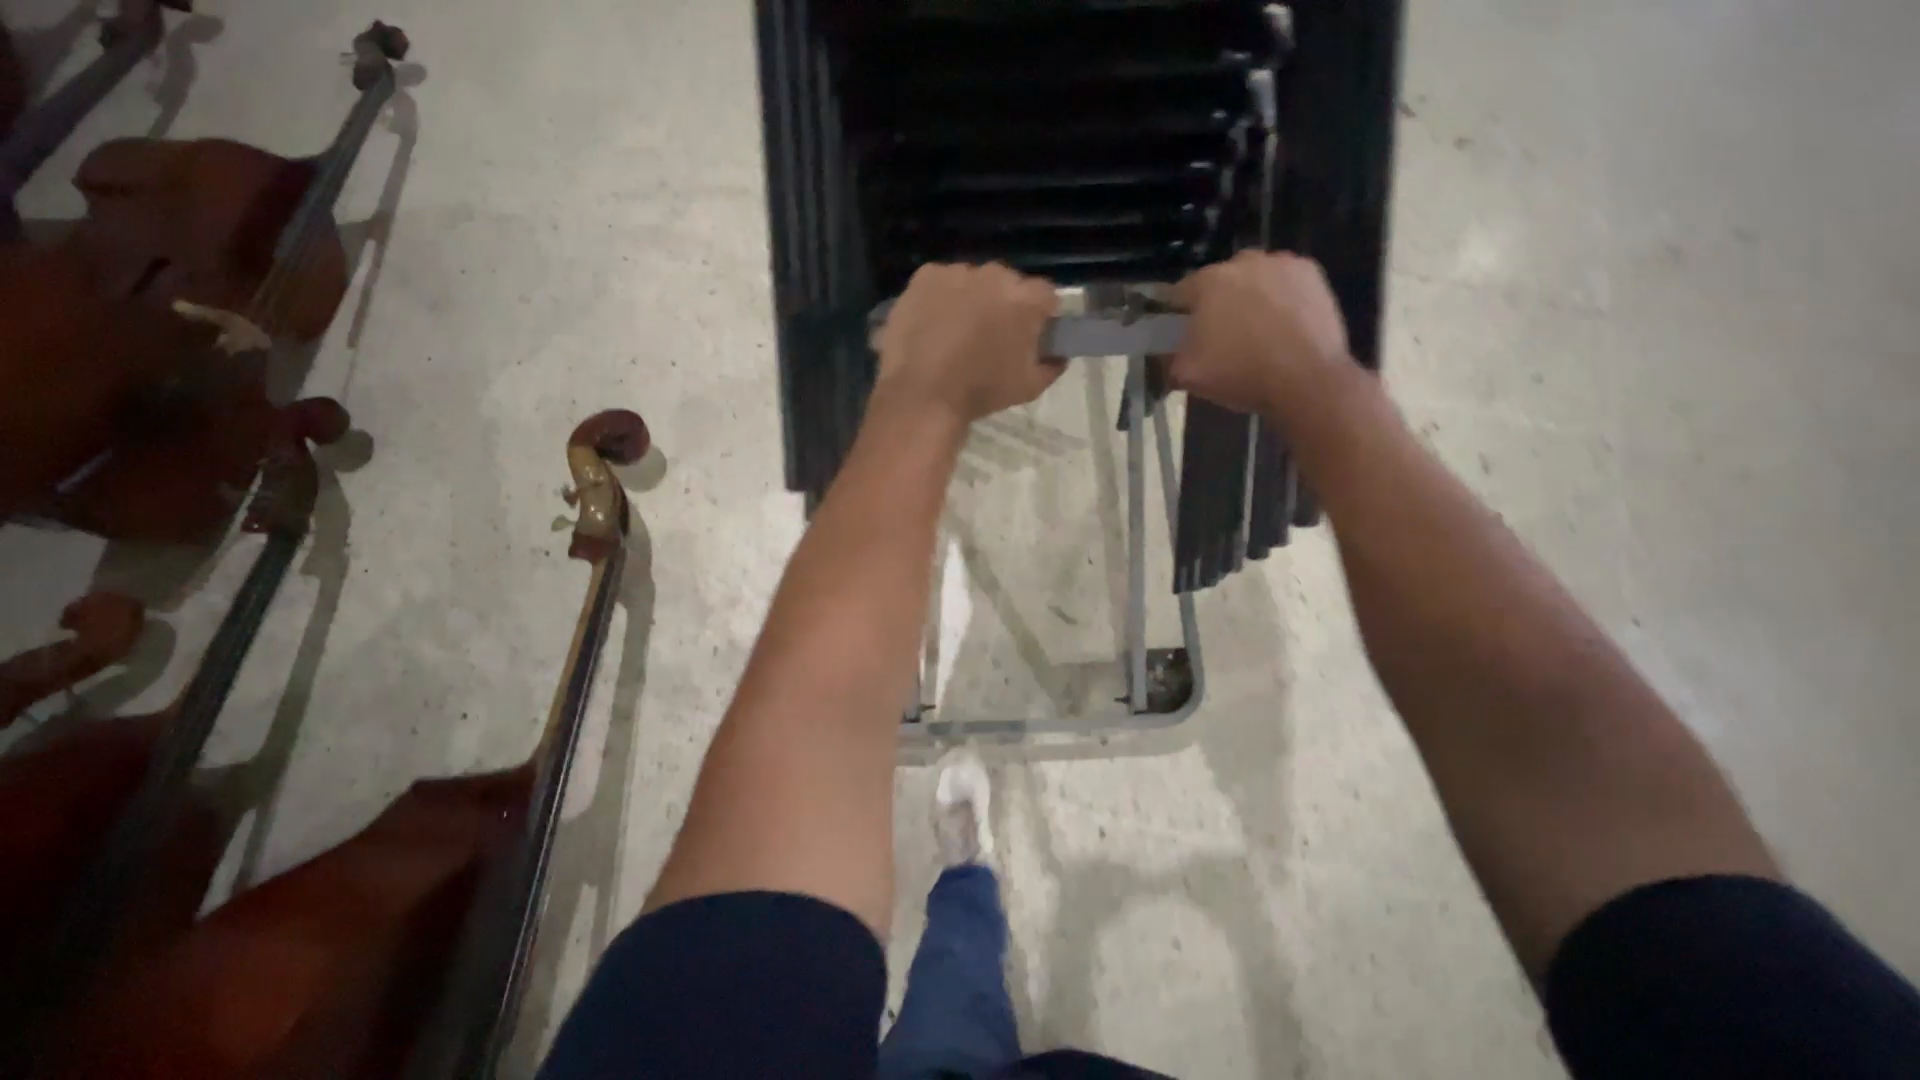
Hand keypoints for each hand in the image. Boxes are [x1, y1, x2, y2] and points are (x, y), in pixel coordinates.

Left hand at [874, 263, 1060, 424]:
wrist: (922, 393)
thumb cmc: (981, 391)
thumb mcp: (1030, 387)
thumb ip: (1052, 365)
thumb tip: (1058, 355)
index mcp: (1026, 299)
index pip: (1046, 295)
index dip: (1040, 314)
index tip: (1031, 332)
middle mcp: (995, 275)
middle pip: (1008, 284)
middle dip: (1004, 304)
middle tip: (990, 334)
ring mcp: (958, 272)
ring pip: (973, 281)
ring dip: (971, 299)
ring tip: (956, 331)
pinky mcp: (925, 276)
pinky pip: (941, 282)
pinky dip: (940, 298)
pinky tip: (933, 324)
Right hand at [1168, 251, 1351, 414]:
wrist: (1308, 381)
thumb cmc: (1241, 375)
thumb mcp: (1187, 376)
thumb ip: (1167, 359)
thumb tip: (1166, 354)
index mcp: (1208, 282)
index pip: (1180, 293)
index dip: (1179, 315)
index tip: (1184, 336)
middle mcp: (1243, 262)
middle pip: (1220, 282)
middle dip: (1218, 303)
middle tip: (1224, 336)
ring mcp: (1281, 264)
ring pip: (1254, 278)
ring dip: (1251, 297)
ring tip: (1259, 331)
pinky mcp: (1311, 273)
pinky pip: (1284, 281)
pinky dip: (1281, 296)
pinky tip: (1284, 323)